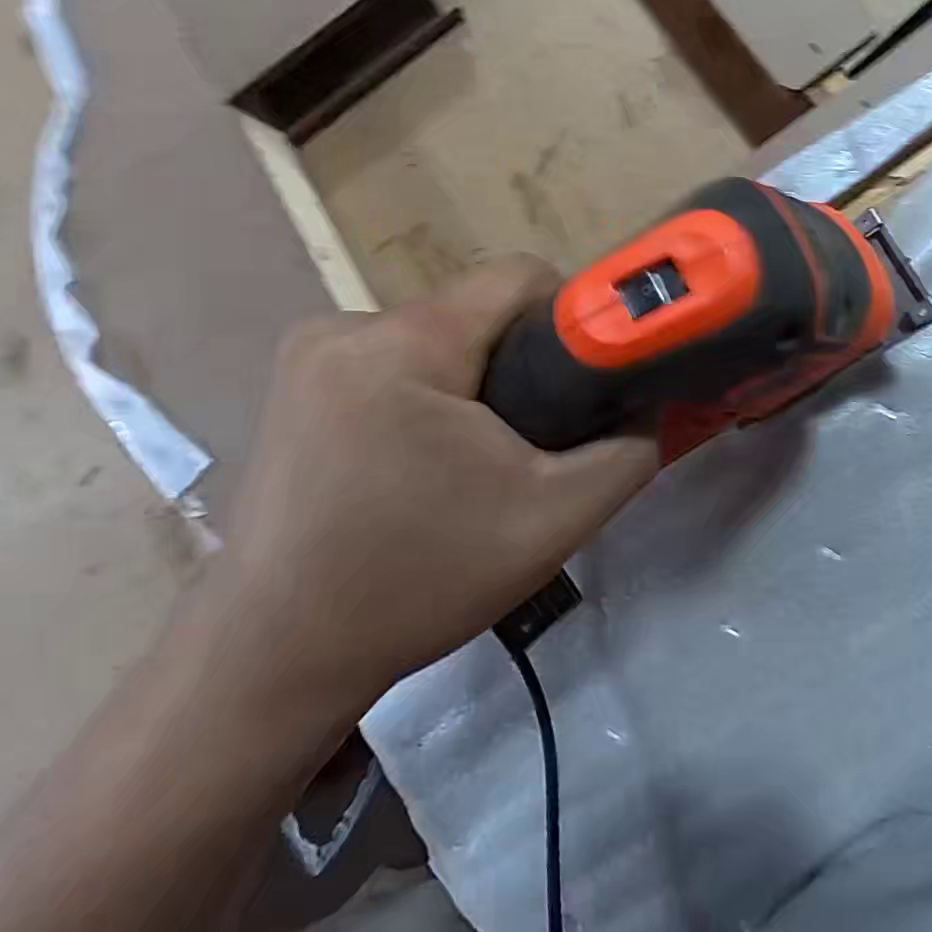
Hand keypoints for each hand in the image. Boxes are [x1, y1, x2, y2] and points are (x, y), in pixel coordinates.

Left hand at [202, 256, 660, 714]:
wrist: (281, 653)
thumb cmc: (422, 580)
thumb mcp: (557, 518)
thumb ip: (629, 449)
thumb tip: (650, 402)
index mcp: (406, 342)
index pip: (520, 279)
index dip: (572, 324)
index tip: (582, 391)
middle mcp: (346, 326)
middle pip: (477, 315)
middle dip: (519, 370)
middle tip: (531, 446)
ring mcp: (306, 355)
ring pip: (436, 343)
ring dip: (472, 388)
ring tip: (474, 467)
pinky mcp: (289, 388)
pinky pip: (391, 367)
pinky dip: (425, 401)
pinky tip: (420, 467)